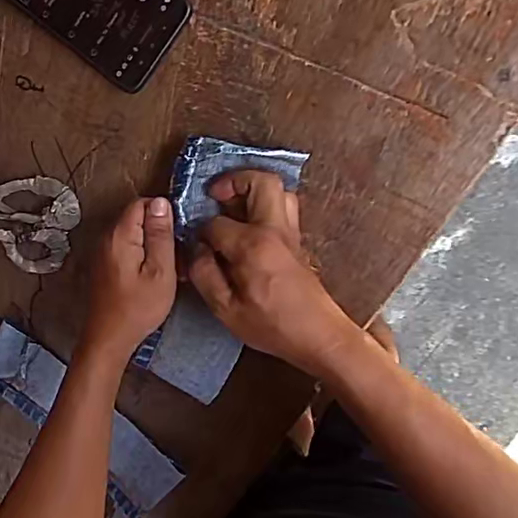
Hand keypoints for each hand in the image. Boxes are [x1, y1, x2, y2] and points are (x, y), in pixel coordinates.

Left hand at [81, 196, 177, 356]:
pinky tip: (153, 276)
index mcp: (119, 235)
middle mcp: (105, 237)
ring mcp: (102, 251)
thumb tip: (161, 201)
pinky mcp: (103, 264)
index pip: (142, 203)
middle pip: (136, 217)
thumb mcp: (160, 271)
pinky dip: (141, 255)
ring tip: (169, 269)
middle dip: (159, 230)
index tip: (178, 234)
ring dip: (152, 245)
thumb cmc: (137, 309)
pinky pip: (126, 248)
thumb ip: (161, 234)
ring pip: (133, 233)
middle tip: (177, 255)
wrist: (108, 339)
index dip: (163, 213)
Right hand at [187, 170, 367, 377]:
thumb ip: (204, 274)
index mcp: (252, 245)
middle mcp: (274, 230)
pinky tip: (249, 225)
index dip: (200, 233)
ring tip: (234, 207)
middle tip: (216, 195)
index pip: (216, 223)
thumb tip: (197, 250)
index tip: (197, 248)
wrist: (320, 336)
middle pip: (261, 181)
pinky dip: (265, 205)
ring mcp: (291, 233)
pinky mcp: (299, 241)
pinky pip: (284, 207)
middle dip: (234, 180)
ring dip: (254, 190)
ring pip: (278, 190)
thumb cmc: (272, 326)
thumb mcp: (225, 310)